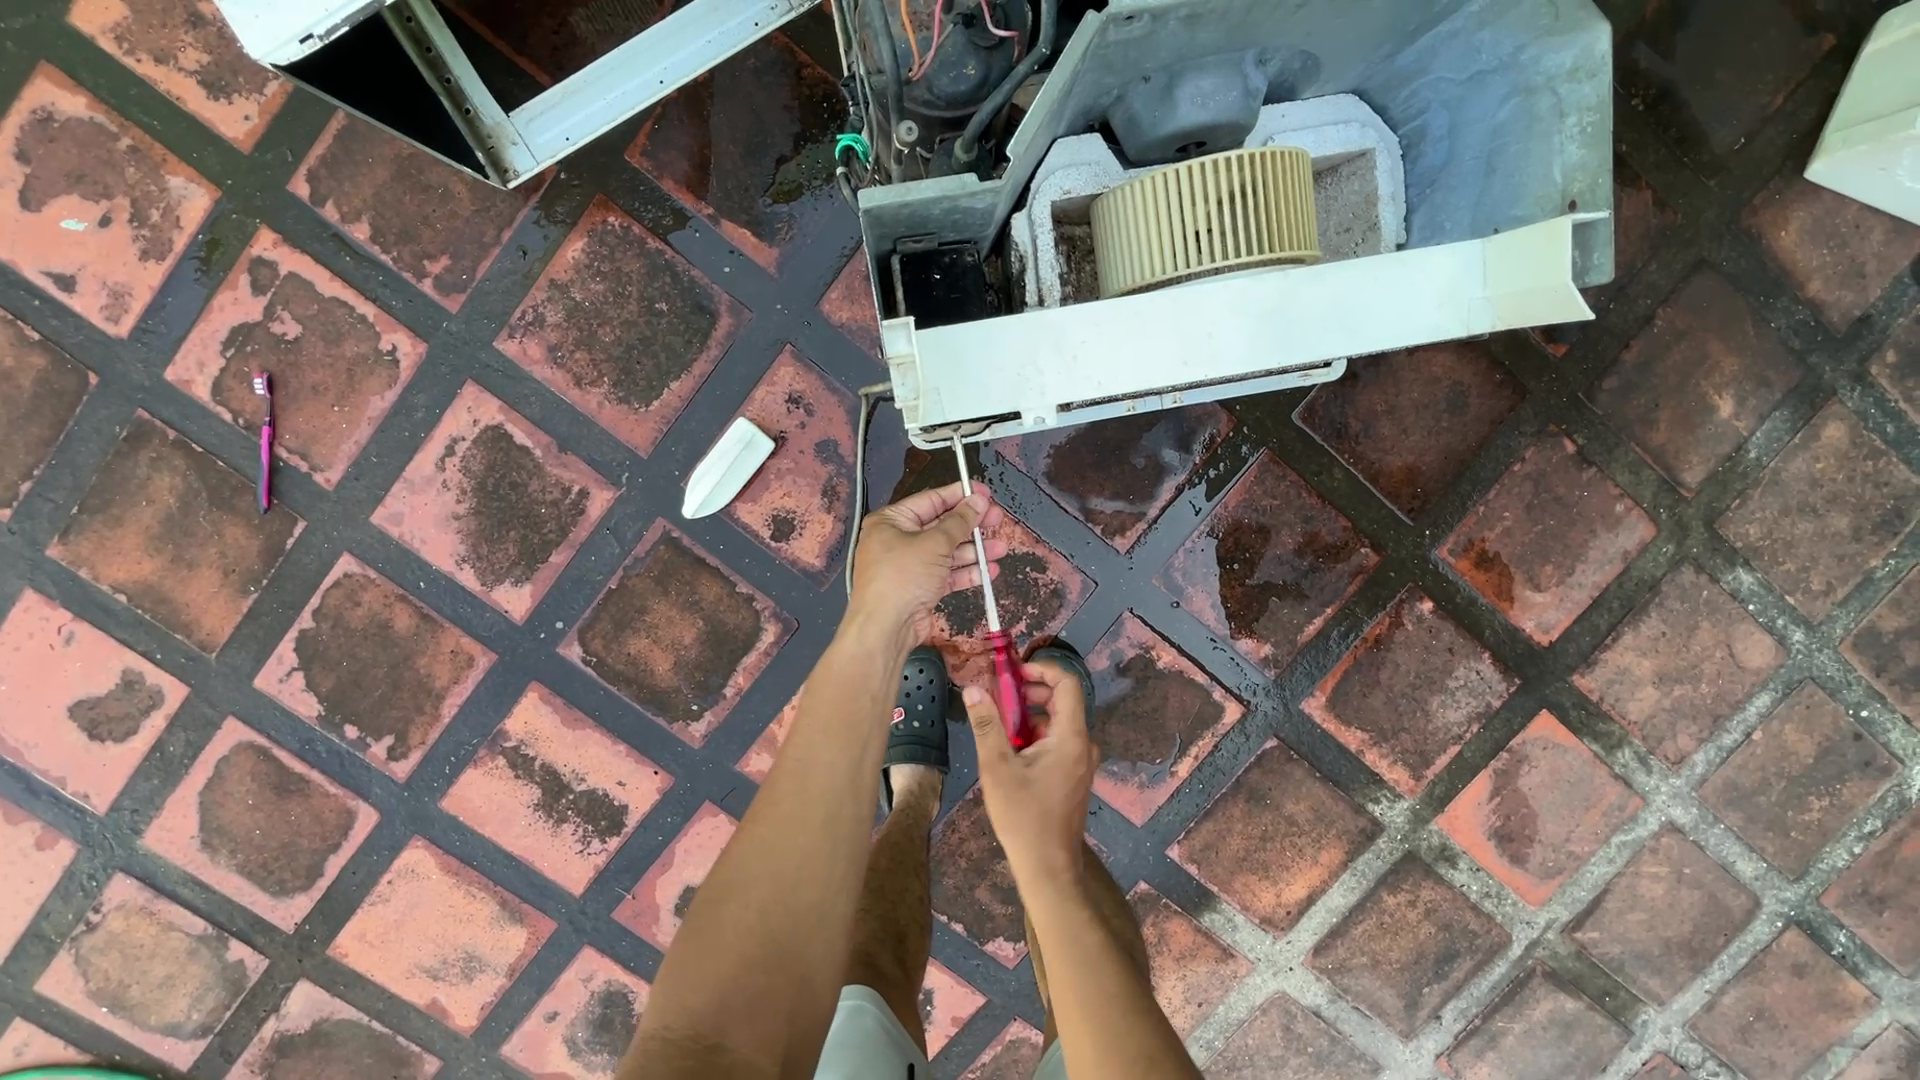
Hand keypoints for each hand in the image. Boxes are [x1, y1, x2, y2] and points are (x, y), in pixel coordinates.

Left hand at [849, 481, 1006, 648]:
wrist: (886, 627)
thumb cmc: (903, 576)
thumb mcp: (935, 543)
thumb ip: (959, 522)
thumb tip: (978, 501)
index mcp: (891, 521)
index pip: (930, 500)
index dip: (960, 496)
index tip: (984, 492)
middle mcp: (898, 541)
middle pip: (941, 526)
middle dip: (971, 525)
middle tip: (997, 519)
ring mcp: (910, 566)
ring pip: (947, 552)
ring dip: (974, 551)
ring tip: (1000, 548)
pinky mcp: (921, 588)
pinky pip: (947, 575)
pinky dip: (967, 573)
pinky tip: (989, 571)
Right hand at [962, 658, 1098, 889]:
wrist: (1047, 866)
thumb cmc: (1023, 816)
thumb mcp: (997, 767)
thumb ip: (986, 724)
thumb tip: (973, 689)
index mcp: (1072, 736)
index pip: (1067, 683)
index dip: (1041, 669)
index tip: (1011, 673)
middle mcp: (1084, 743)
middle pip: (1061, 701)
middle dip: (1029, 693)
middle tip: (997, 699)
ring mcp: (1081, 761)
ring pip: (1056, 722)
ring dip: (1028, 716)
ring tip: (997, 728)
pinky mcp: (1074, 774)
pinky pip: (1057, 741)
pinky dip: (1034, 736)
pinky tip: (1010, 753)